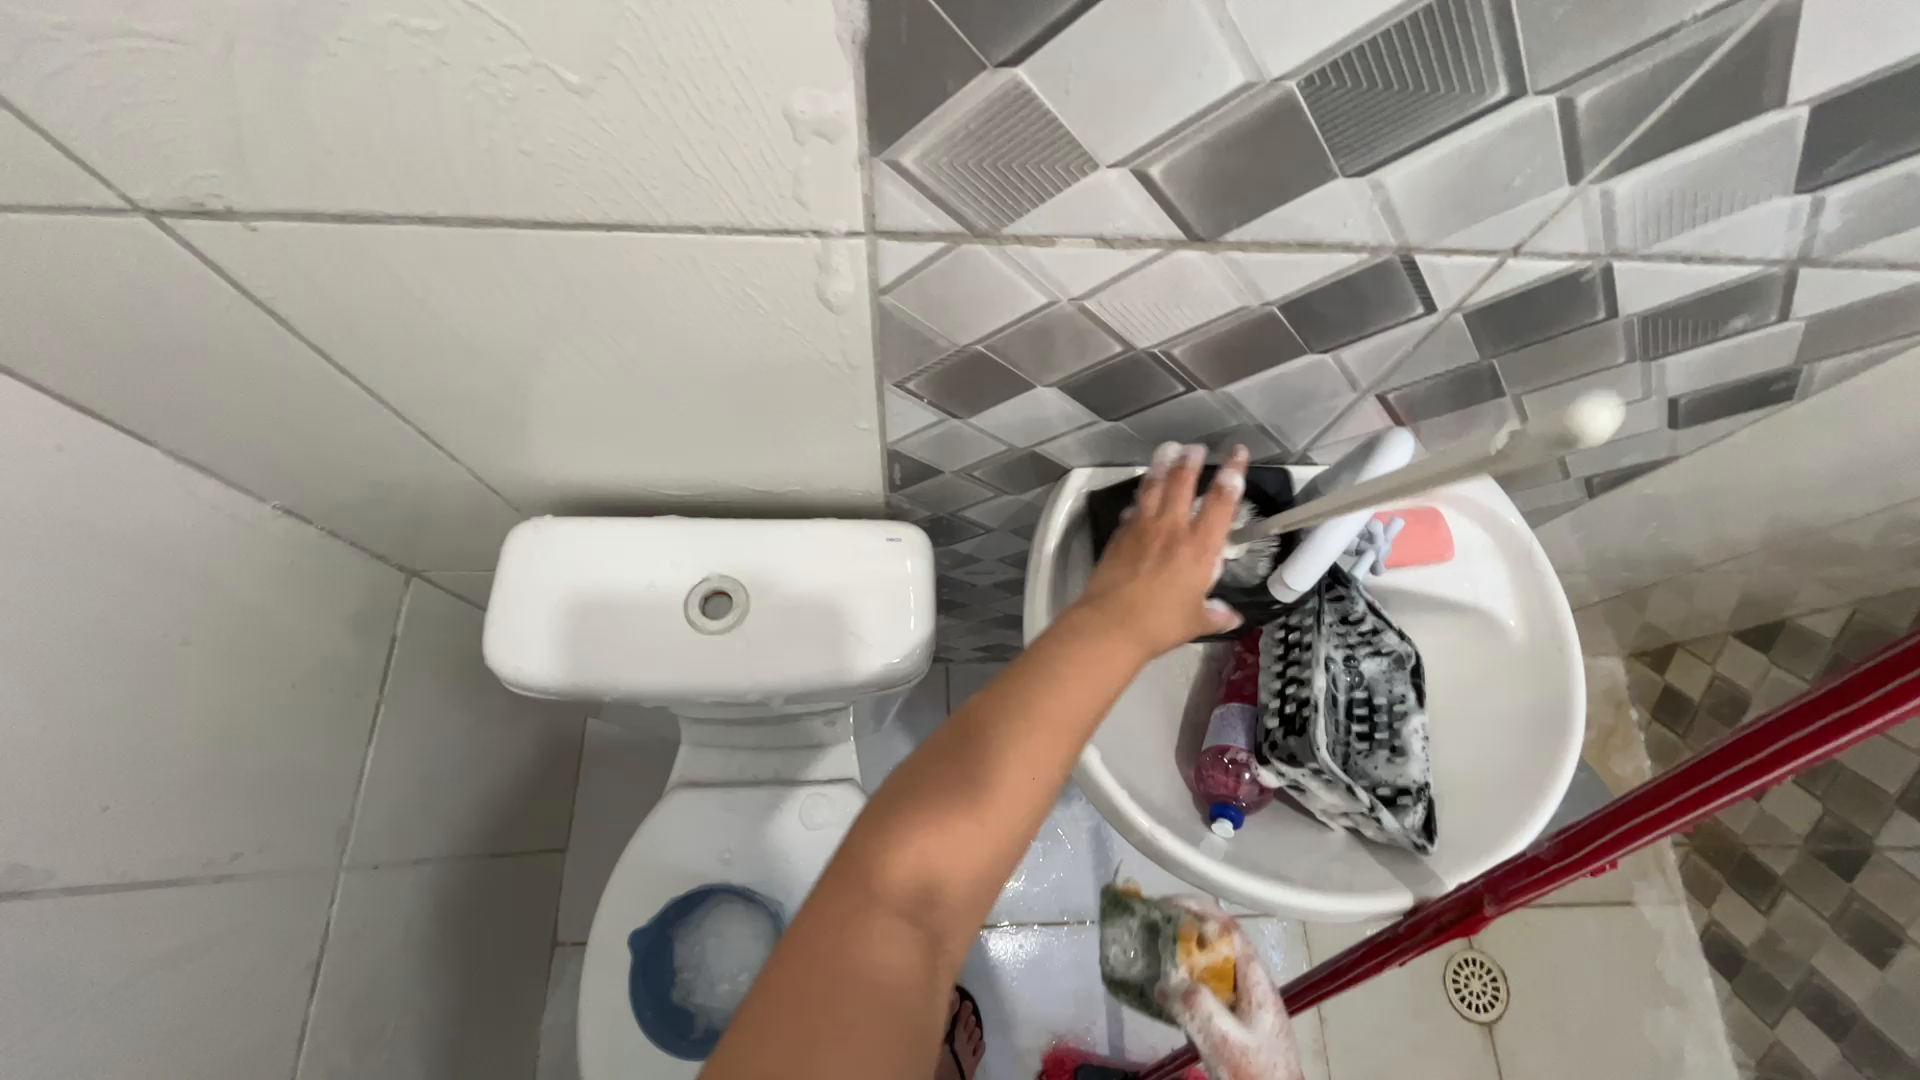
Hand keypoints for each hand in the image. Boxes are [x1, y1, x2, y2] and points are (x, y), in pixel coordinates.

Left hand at [1069, 442, 1247, 659]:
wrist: (1110, 623)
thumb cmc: (1159, 624)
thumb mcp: (1196, 622)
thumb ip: (1215, 615)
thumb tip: (1230, 617)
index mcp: (1200, 546)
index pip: (1222, 500)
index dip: (1233, 472)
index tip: (1237, 453)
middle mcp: (1172, 529)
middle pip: (1183, 482)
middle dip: (1191, 460)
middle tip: (1195, 447)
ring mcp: (1142, 528)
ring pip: (1153, 486)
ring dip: (1161, 465)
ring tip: (1167, 450)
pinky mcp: (1119, 535)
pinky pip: (1132, 509)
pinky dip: (1138, 499)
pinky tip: (1138, 497)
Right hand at [1161, 904, 1302, 1079]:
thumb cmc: (1257, 1074)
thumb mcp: (1226, 1040)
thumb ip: (1197, 1007)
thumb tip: (1164, 981)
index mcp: (1255, 978)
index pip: (1227, 927)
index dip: (1197, 909)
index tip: (1165, 906)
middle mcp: (1250, 983)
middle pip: (1216, 942)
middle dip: (1183, 930)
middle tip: (1151, 929)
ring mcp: (1243, 1002)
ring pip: (1209, 966)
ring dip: (1181, 957)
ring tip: (1151, 955)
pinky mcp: (1234, 1021)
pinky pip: (1205, 990)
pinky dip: (1183, 983)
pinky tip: (1164, 993)